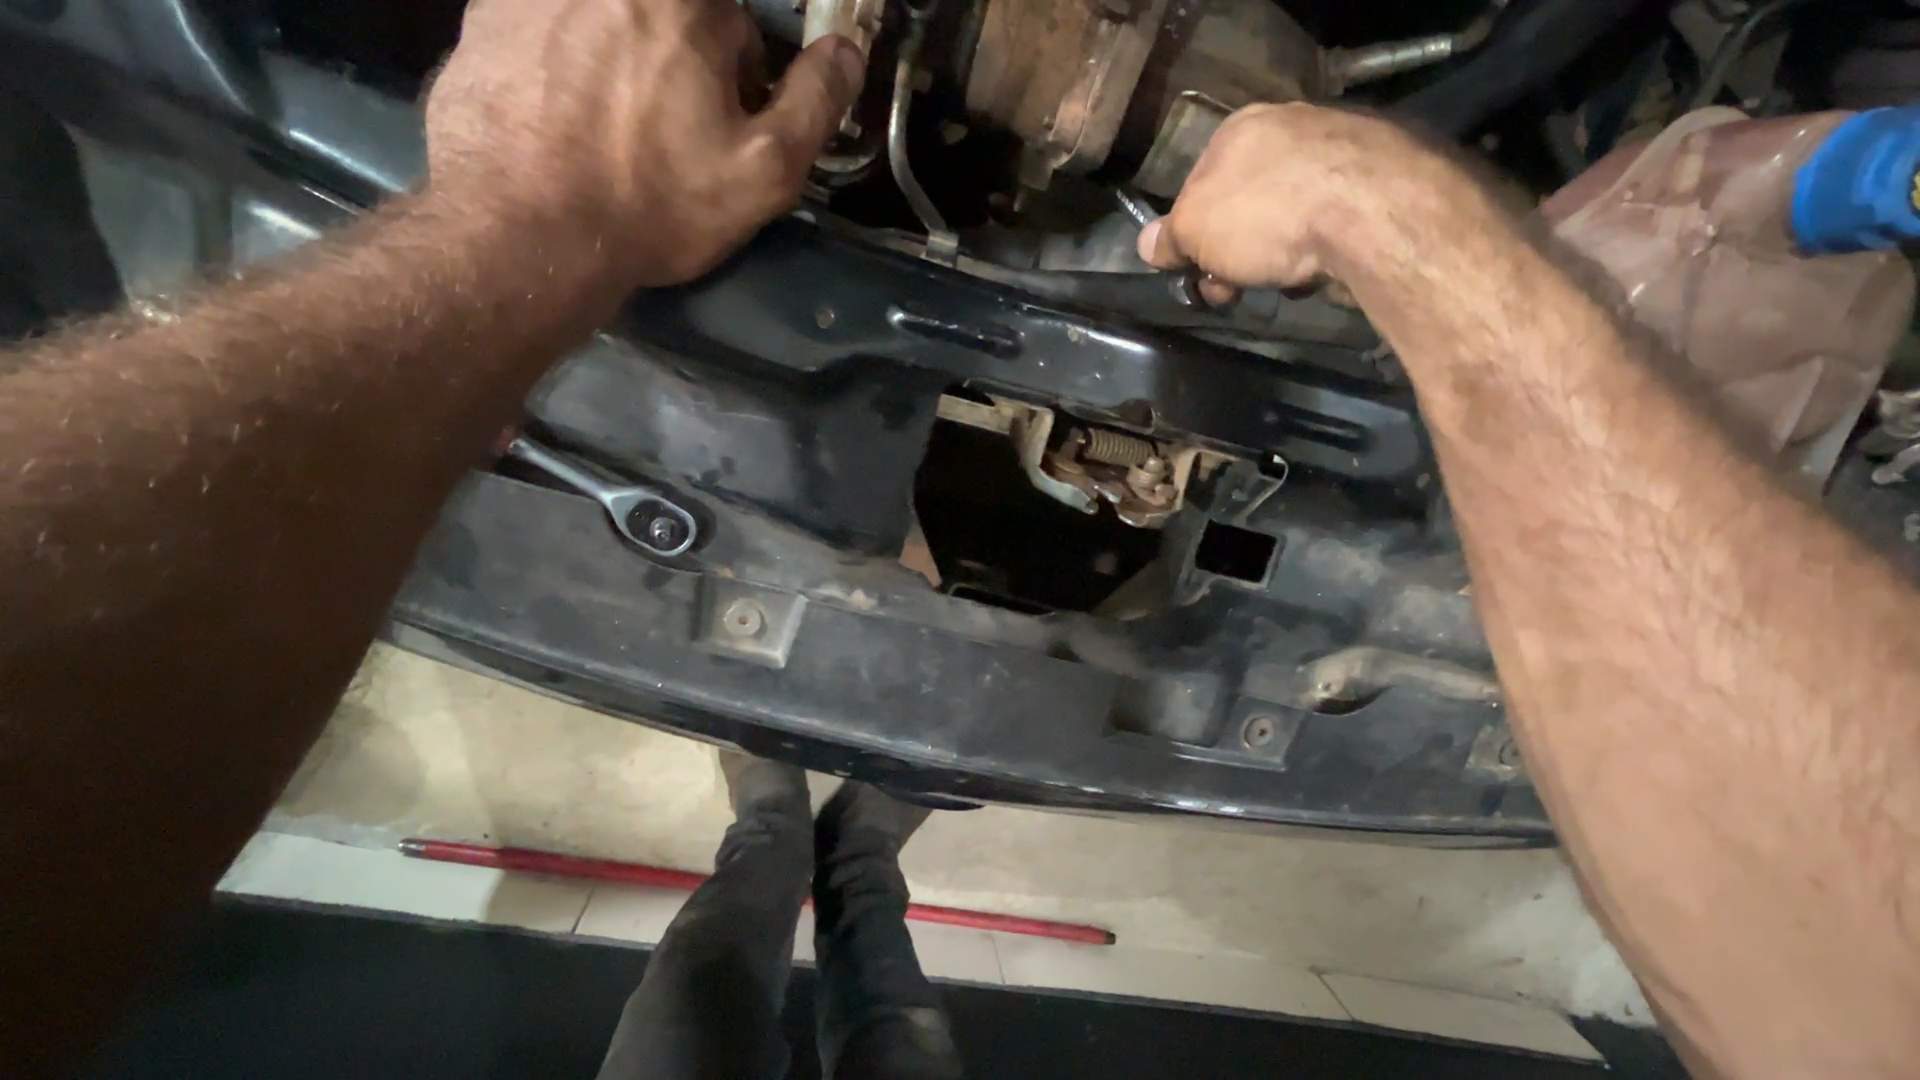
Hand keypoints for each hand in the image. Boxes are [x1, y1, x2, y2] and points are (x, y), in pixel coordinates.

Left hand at [425, 0, 866, 289]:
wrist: (524, 231)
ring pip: (607, 20)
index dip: (738, 84)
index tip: (720, 131)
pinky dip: (558, 58)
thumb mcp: (765, 173)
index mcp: (686, 4)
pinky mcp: (484, 10)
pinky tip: (556, 115)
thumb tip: (846, 50)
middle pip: (670, 16)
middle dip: (675, 62)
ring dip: (617, 57)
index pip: (738, 26)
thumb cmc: (657, 204)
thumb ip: (815, 103)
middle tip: (661, 132)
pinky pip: (544, 22)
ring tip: (604, 126)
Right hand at [1137, 104, 1437, 292]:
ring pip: (1283, 219)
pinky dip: (1314, 251)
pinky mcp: (1373, 179)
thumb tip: (1147, 244)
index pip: (1197, 187)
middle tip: (1230, 292)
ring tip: (1280, 283)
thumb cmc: (1264, 216)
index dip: (1190, 238)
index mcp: (1239, 128)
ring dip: (1271, 259)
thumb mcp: (1193, 233)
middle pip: (1241, 206)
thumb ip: (1167, 239)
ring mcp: (1335, 148)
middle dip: (1231, 255)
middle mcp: (1287, 126)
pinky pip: (1324, 224)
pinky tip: (1316, 272)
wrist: (1367, 214)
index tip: (1195, 274)